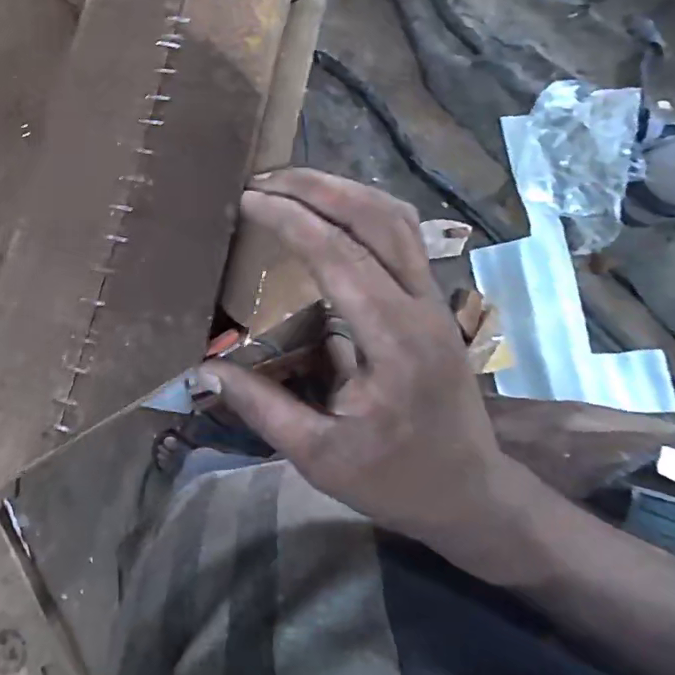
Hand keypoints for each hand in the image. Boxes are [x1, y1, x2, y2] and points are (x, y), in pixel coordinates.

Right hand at [200, 169, 541, 577]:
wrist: (473, 496)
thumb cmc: (394, 479)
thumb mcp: (318, 456)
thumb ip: (260, 407)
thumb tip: (201, 368)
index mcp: (394, 343)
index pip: (339, 257)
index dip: (290, 219)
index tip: (246, 199)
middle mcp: (422, 308)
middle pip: (378, 218)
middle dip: (317, 187)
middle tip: (261, 178)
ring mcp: (434, 301)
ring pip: (397, 218)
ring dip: (341, 190)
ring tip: (287, 182)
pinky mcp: (431, 303)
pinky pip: (401, 236)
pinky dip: (360, 209)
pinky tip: (326, 210)